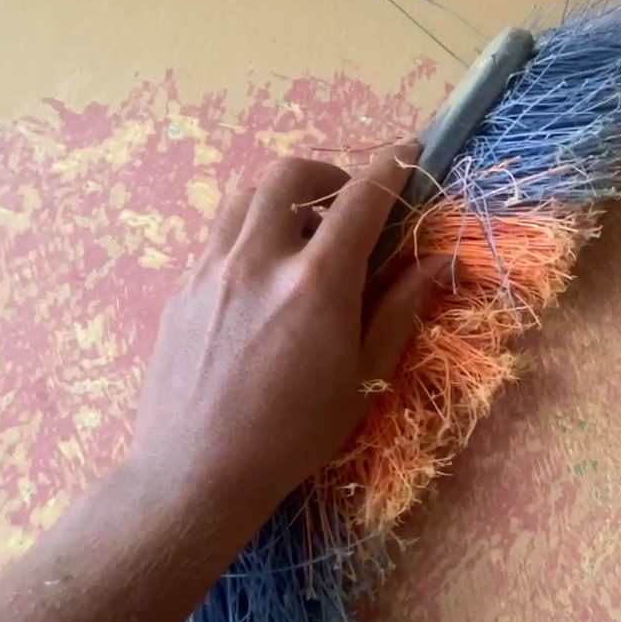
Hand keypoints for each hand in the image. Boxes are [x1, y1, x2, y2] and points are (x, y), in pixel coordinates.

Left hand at [128, 143, 448, 511]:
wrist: (194, 473)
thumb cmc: (296, 431)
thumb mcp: (364, 374)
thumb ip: (400, 306)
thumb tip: (439, 260)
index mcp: (316, 283)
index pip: (362, 200)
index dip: (392, 166)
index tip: (410, 149)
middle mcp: (259, 260)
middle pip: (289, 174)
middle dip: (328, 173)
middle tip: (347, 204)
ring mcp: (210, 269)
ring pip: (245, 194)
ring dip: (284, 195)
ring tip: (303, 231)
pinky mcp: (181, 286)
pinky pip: (220, 232)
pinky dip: (253, 229)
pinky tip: (265, 274)